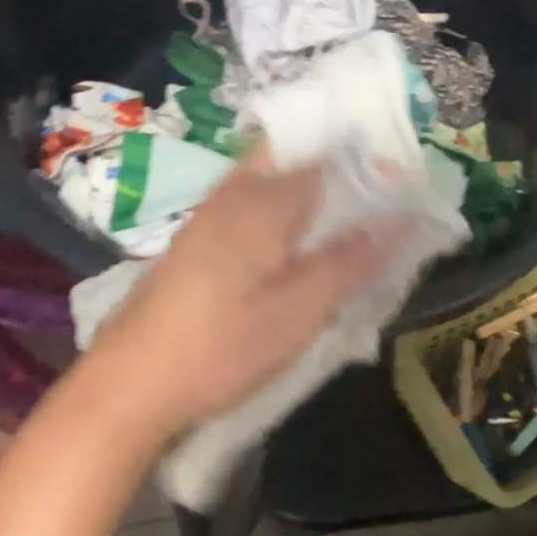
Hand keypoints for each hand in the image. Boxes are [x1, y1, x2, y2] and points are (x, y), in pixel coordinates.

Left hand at [83, 144, 389, 436]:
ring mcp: (207, 217)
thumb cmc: (222, 346)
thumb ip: (348, 262)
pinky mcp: (194, 244)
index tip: (404, 177)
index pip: (326, 154)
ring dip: (308, 192)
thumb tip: (399, 219)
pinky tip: (295, 249)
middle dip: (336, 168)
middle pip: (293, 158)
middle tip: (379, 199)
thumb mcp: (298, 312)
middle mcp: (232, 194)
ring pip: (269, 183)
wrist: (132, 381)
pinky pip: (250, 208)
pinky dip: (281, 215)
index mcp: (264, 200)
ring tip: (347, 222)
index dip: (368, 159)